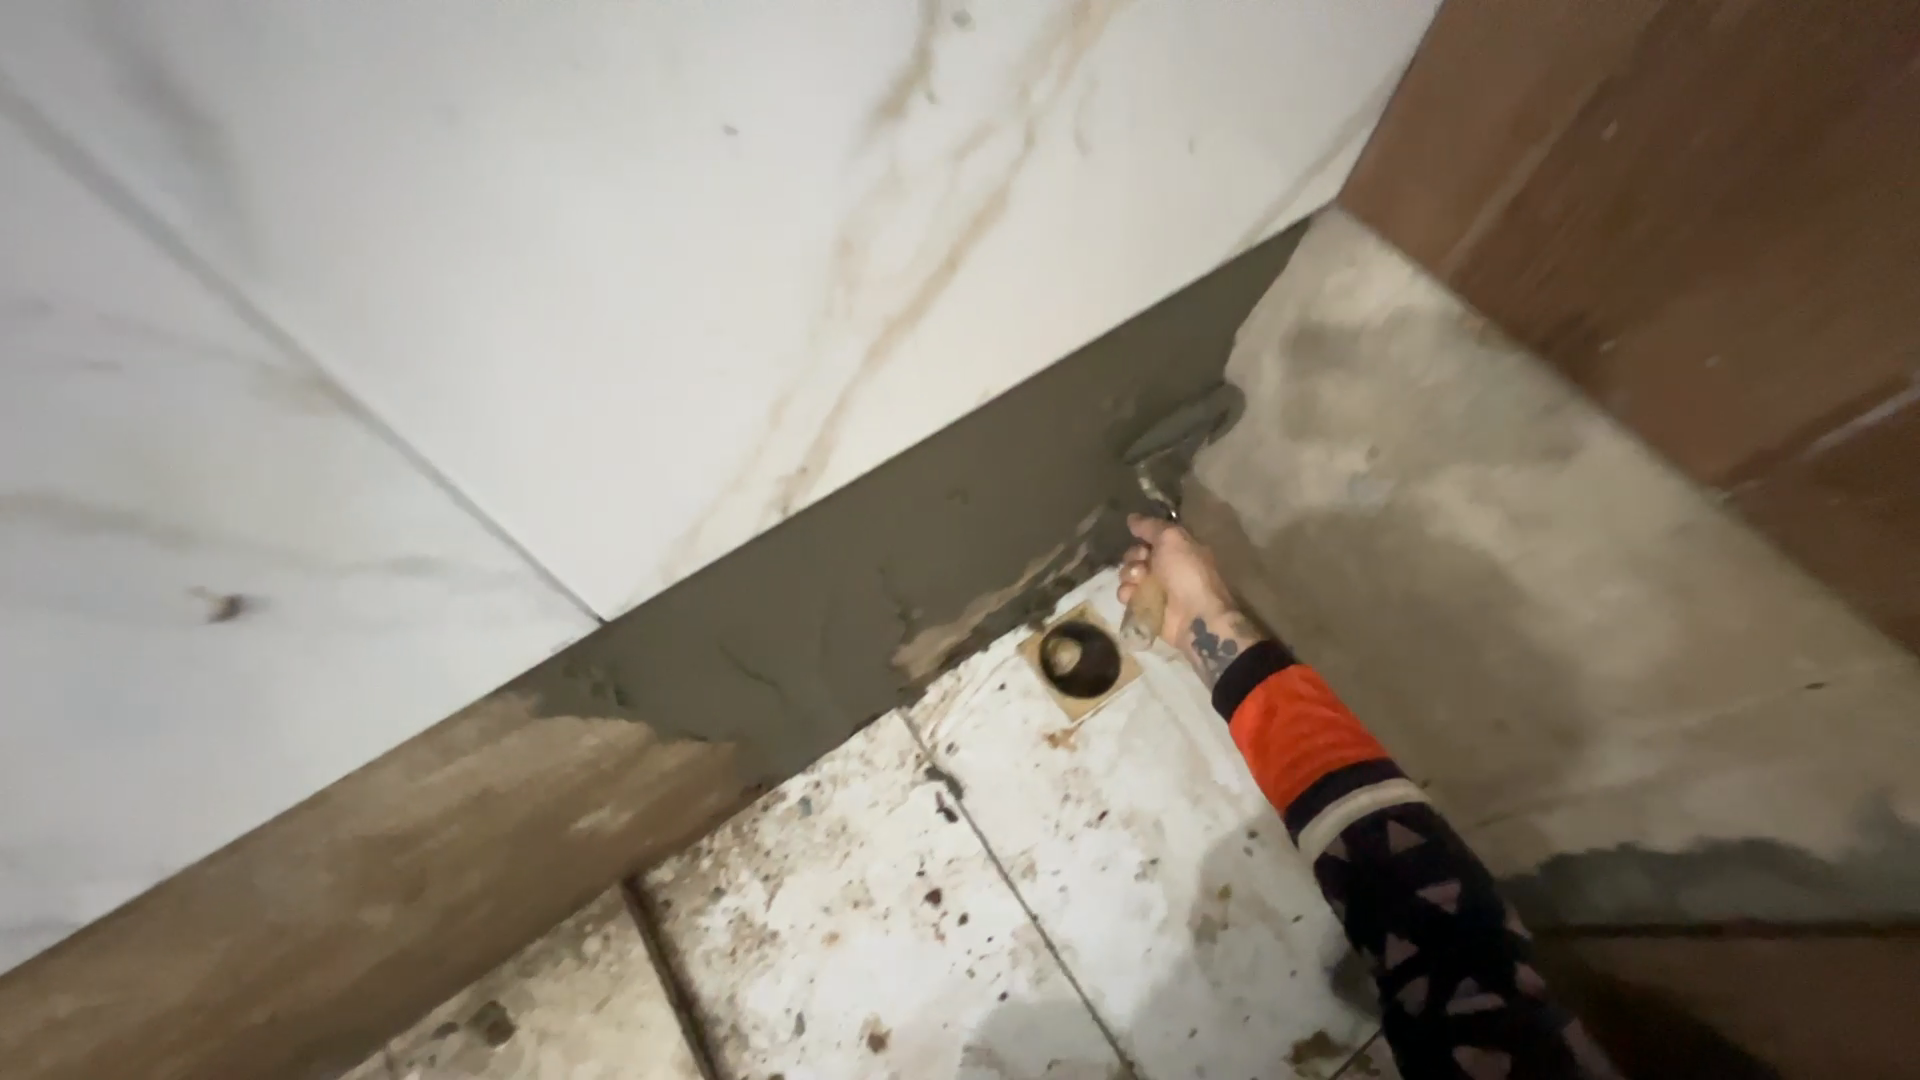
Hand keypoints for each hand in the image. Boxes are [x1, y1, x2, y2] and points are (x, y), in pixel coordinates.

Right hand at [1118, 514, 1265, 684]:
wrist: (1196, 615)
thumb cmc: (1187, 573)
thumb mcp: (1172, 539)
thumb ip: (1150, 526)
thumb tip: (1132, 518)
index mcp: (1176, 549)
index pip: (1149, 536)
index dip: (1142, 537)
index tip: (1141, 539)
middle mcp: (1164, 566)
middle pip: (1134, 555)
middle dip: (1133, 557)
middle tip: (1144, 565)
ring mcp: (1154, 588)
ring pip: (1127, 574)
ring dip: (1129, 576)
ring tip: (1141, 582)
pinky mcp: (1145, 607)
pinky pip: (1126, 595)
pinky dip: (1128, 594)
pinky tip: (1135, 596)